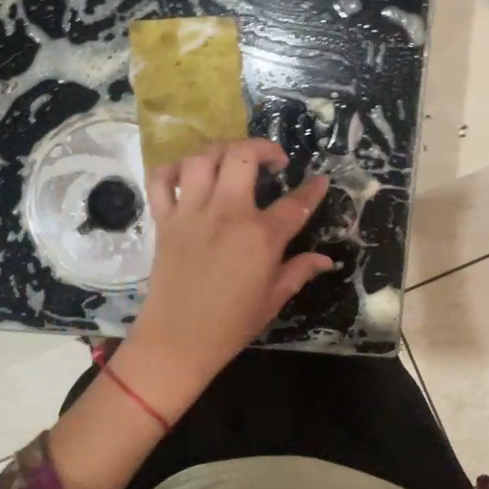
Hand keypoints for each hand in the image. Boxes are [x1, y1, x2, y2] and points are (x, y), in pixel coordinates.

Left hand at [125, 139, 332, 396]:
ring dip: (221, 151)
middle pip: (243, 156)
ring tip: (233, 162)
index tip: (319, 180)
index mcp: (261, 237)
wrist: (178, 340)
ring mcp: (191, 213)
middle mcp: (227, 214)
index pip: (295, 203)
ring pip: (203, 158)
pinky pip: (161, 179)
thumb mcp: (273, 299)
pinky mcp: (165, 220)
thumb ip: (299, 271)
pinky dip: (172, 169)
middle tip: (273, 161)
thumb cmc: (231, 324)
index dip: (312, 189)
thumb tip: (326, 260)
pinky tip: (188, 174)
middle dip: (263, 148)